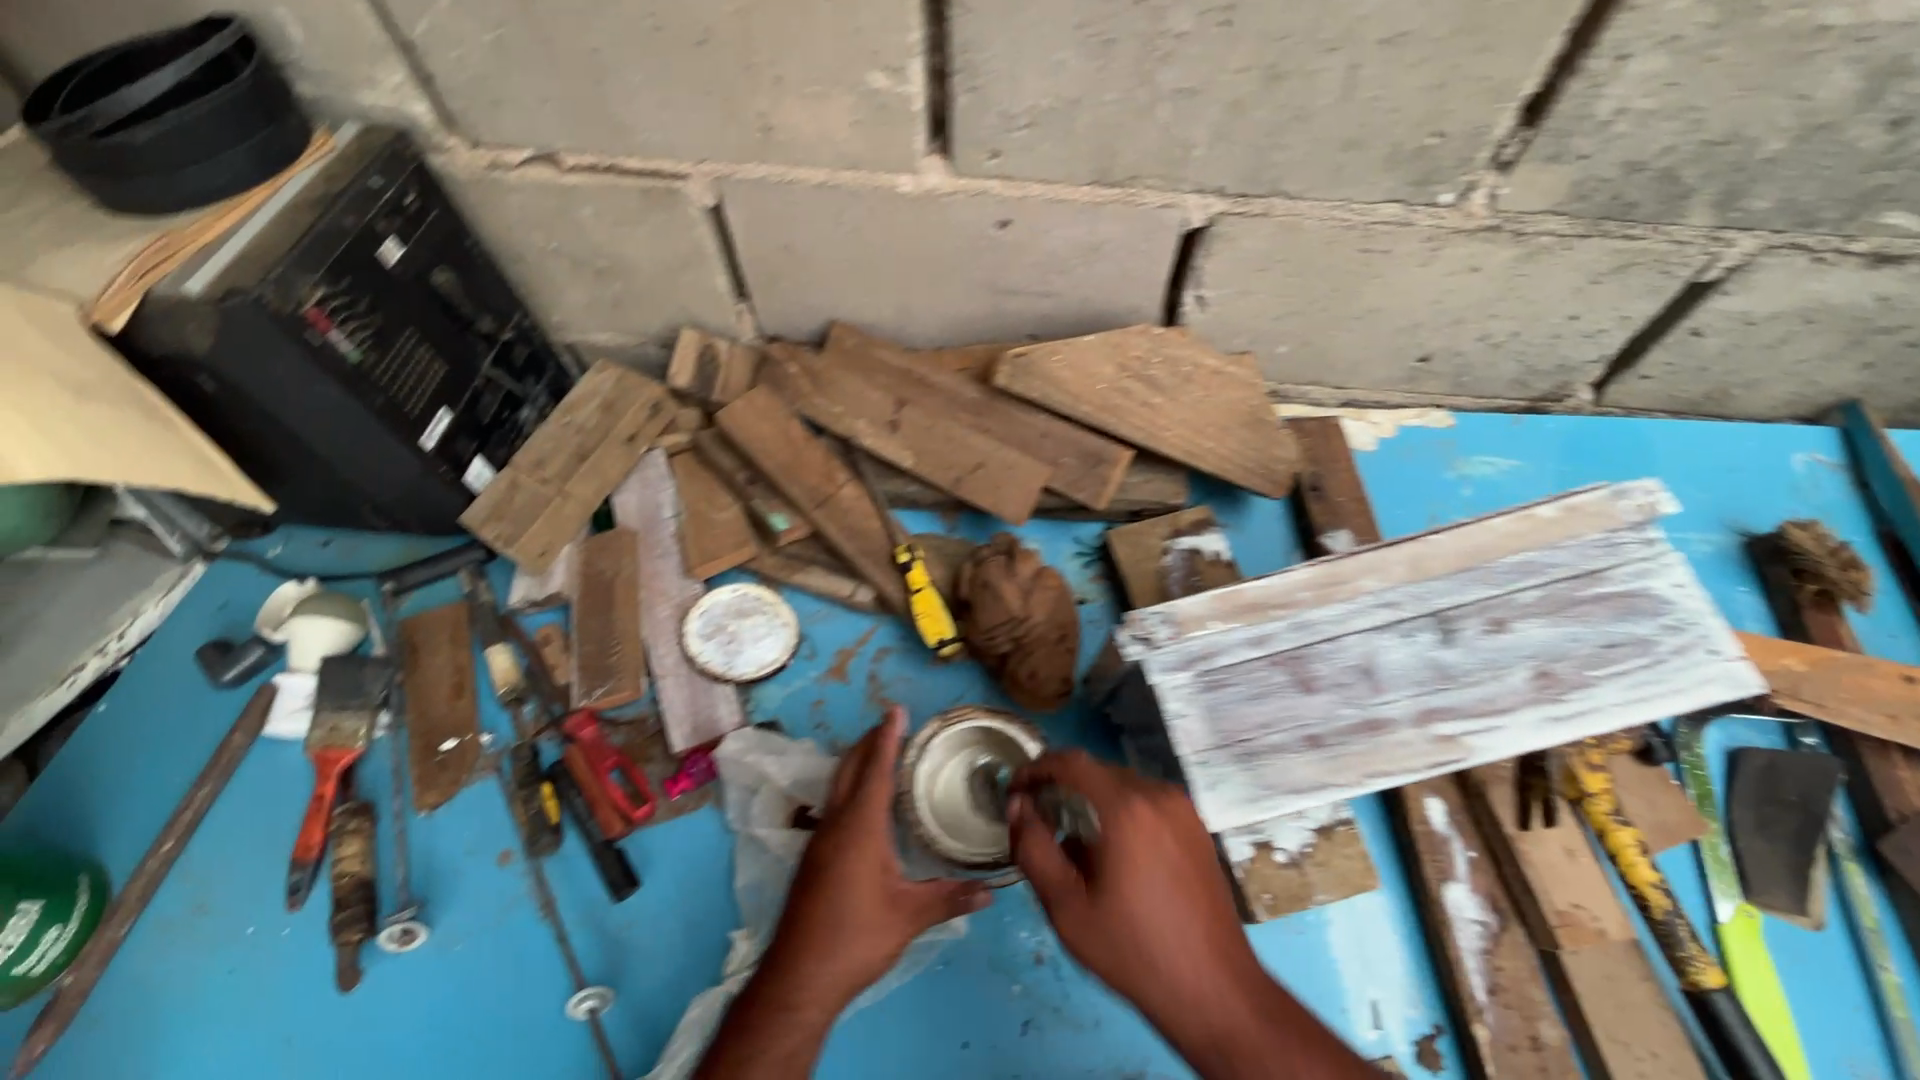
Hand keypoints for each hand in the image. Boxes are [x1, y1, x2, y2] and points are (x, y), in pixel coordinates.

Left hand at [758, 706, 990, 1010]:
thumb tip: (993, 891)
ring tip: (879, 754)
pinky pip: (833, 807)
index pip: (875, 771)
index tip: (895, 710)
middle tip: (891, 723)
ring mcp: (818, 842)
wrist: (798, 977)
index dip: (887, 738)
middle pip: (849, 769)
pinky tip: (864, 807)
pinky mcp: (813, 860)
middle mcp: (835, 825)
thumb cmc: (855, 938)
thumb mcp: (910, 917)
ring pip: (837, 787)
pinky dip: (850, 789)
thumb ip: (950, 899)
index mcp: (859, 828)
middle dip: (868, 743)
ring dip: (856, 764)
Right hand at [1008, 751, 1264, 1029]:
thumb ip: (1033, 848)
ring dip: (1091, 802)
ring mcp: (1184, 810)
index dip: (1036, 769)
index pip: (1071, 761)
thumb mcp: (1066, 907)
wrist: (1214, 991)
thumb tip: (1017, 806)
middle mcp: (1159, 795)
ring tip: (1071, 845)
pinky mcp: (1197, 829)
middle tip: (1037, 823)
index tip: (1015, 792)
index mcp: (1127, 807)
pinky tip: (1111, 857)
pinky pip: (1147, 804)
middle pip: (1097, 772)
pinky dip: (1120, 815)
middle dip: (1062, 789)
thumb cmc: (1132, 950)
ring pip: (1123, 788)